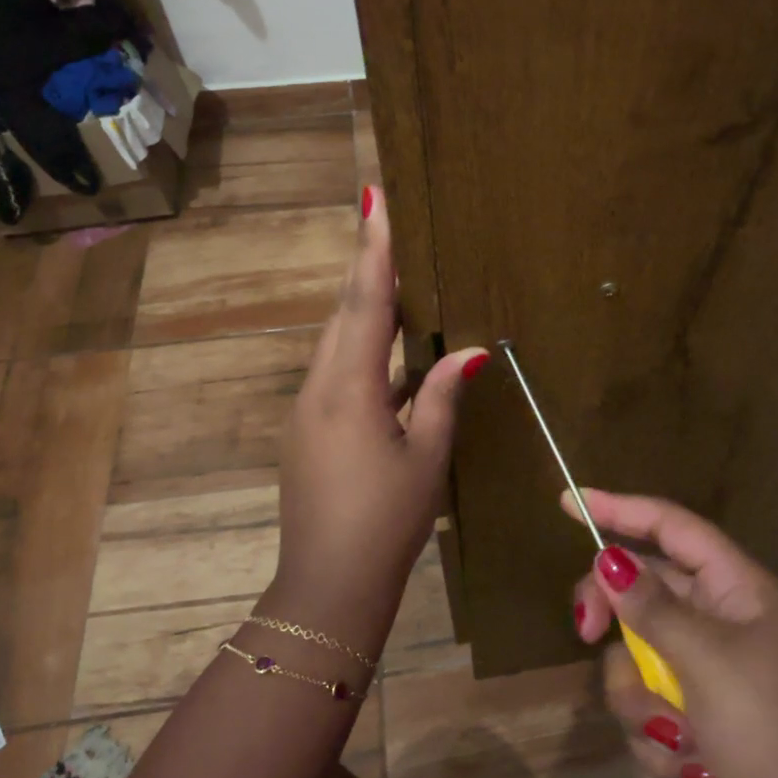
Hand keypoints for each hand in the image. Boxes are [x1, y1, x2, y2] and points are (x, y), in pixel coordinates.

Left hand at [275, 185, 487, 606]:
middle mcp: (319, 387)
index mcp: (350, 388)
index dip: (374, 247)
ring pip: (337, 343)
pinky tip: (391, 357)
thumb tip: (470, 351)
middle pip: (344, 313)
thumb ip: (442, 395)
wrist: (329, 581)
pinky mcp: (307, 429)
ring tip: (395, 279)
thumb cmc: (387, 519)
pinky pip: (336, 373)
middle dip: (366, 266)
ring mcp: (307, 409)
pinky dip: (363, 352)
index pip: (366, 302)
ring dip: (364, 309)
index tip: (372, 196)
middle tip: (385, 223)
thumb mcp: (426, 456)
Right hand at [570, 490, 777, 777]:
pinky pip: (647, 711)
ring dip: (645, 703)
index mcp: (734, 589)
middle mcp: (717, 622)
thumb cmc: (773, 725)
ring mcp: (704, 674)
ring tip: (681, 732)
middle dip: (614, 619)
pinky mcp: (695, 722)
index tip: (567, 501)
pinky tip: (697, 767)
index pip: (670, 528)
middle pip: (640, 593)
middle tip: (585, 631)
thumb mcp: (708, 660)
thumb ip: (652, 607)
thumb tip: (607, 558)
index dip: (620, 509)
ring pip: (635, 661)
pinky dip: (661, 742)